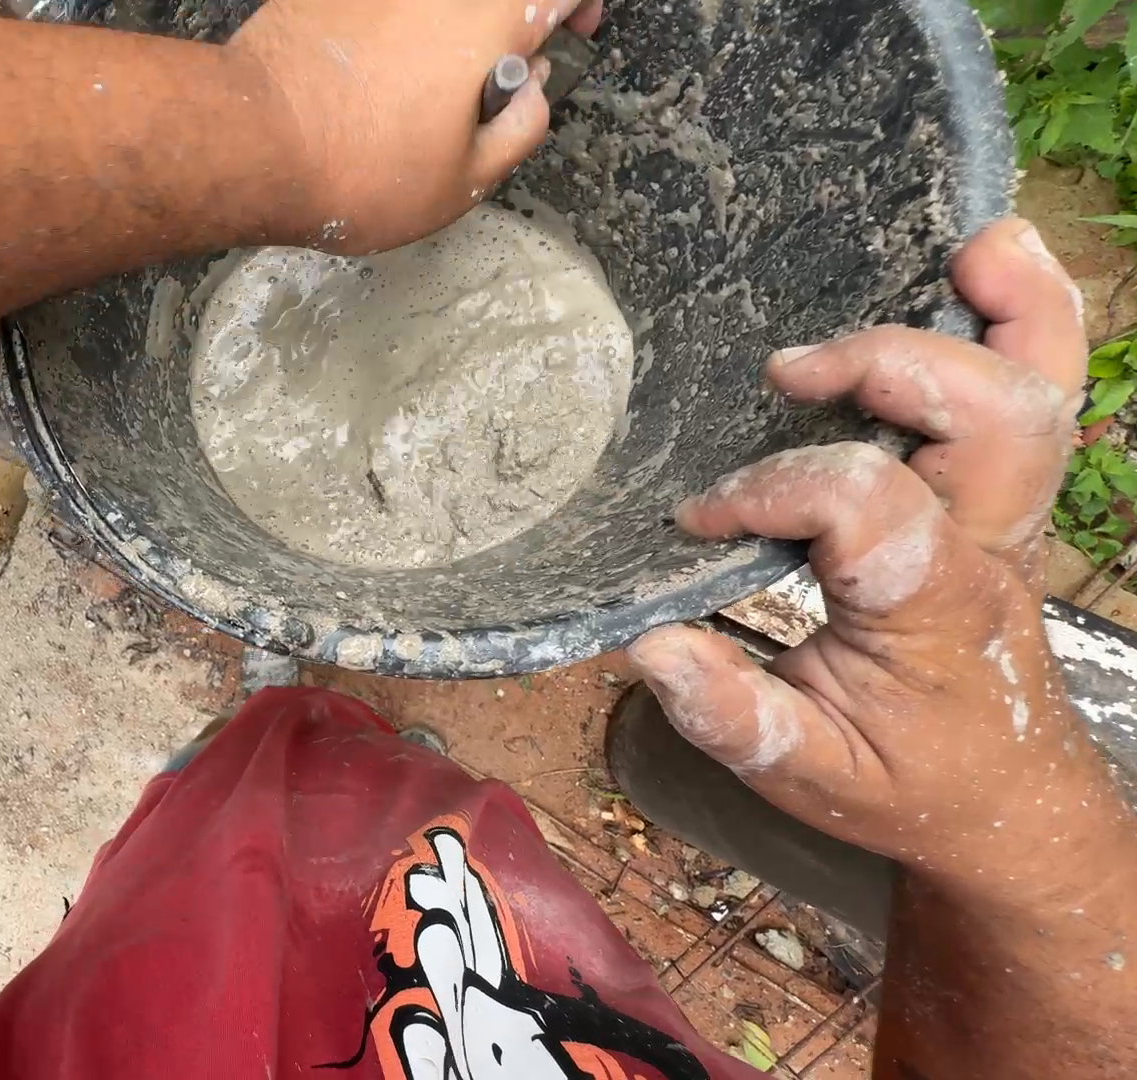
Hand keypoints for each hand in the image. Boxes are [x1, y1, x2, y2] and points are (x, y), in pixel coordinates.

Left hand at [227, 0, 601, 253]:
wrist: (254, 147)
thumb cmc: (361, 176)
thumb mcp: (462, 185)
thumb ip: (521, 132)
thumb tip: (537, 94)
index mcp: (492, 12)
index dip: (575, 7)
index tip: (571, 34)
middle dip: (509, 21)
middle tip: (491, 74)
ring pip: (436, 9)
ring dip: (450, 30)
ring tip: (426, 86)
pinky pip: (384, 10)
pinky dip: (397, 28)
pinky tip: (374, 75)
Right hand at [626, 218, 1136, 895]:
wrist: (1000, 802)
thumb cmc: (894, 782)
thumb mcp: (798, 766)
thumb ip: (726, 710)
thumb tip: (649, 642)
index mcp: (923, 607)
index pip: (862, 503)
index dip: (768, 489)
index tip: (694, 519)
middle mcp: (977, 550)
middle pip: (988, 423)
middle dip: (892, 372)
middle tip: (790, 372)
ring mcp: (995, 525)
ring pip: (1037, 398)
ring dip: (1012, 314)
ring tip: (968, 243)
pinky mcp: (984, 513)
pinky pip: (1028, 407)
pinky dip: (1024, 329)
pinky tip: (990, 270)